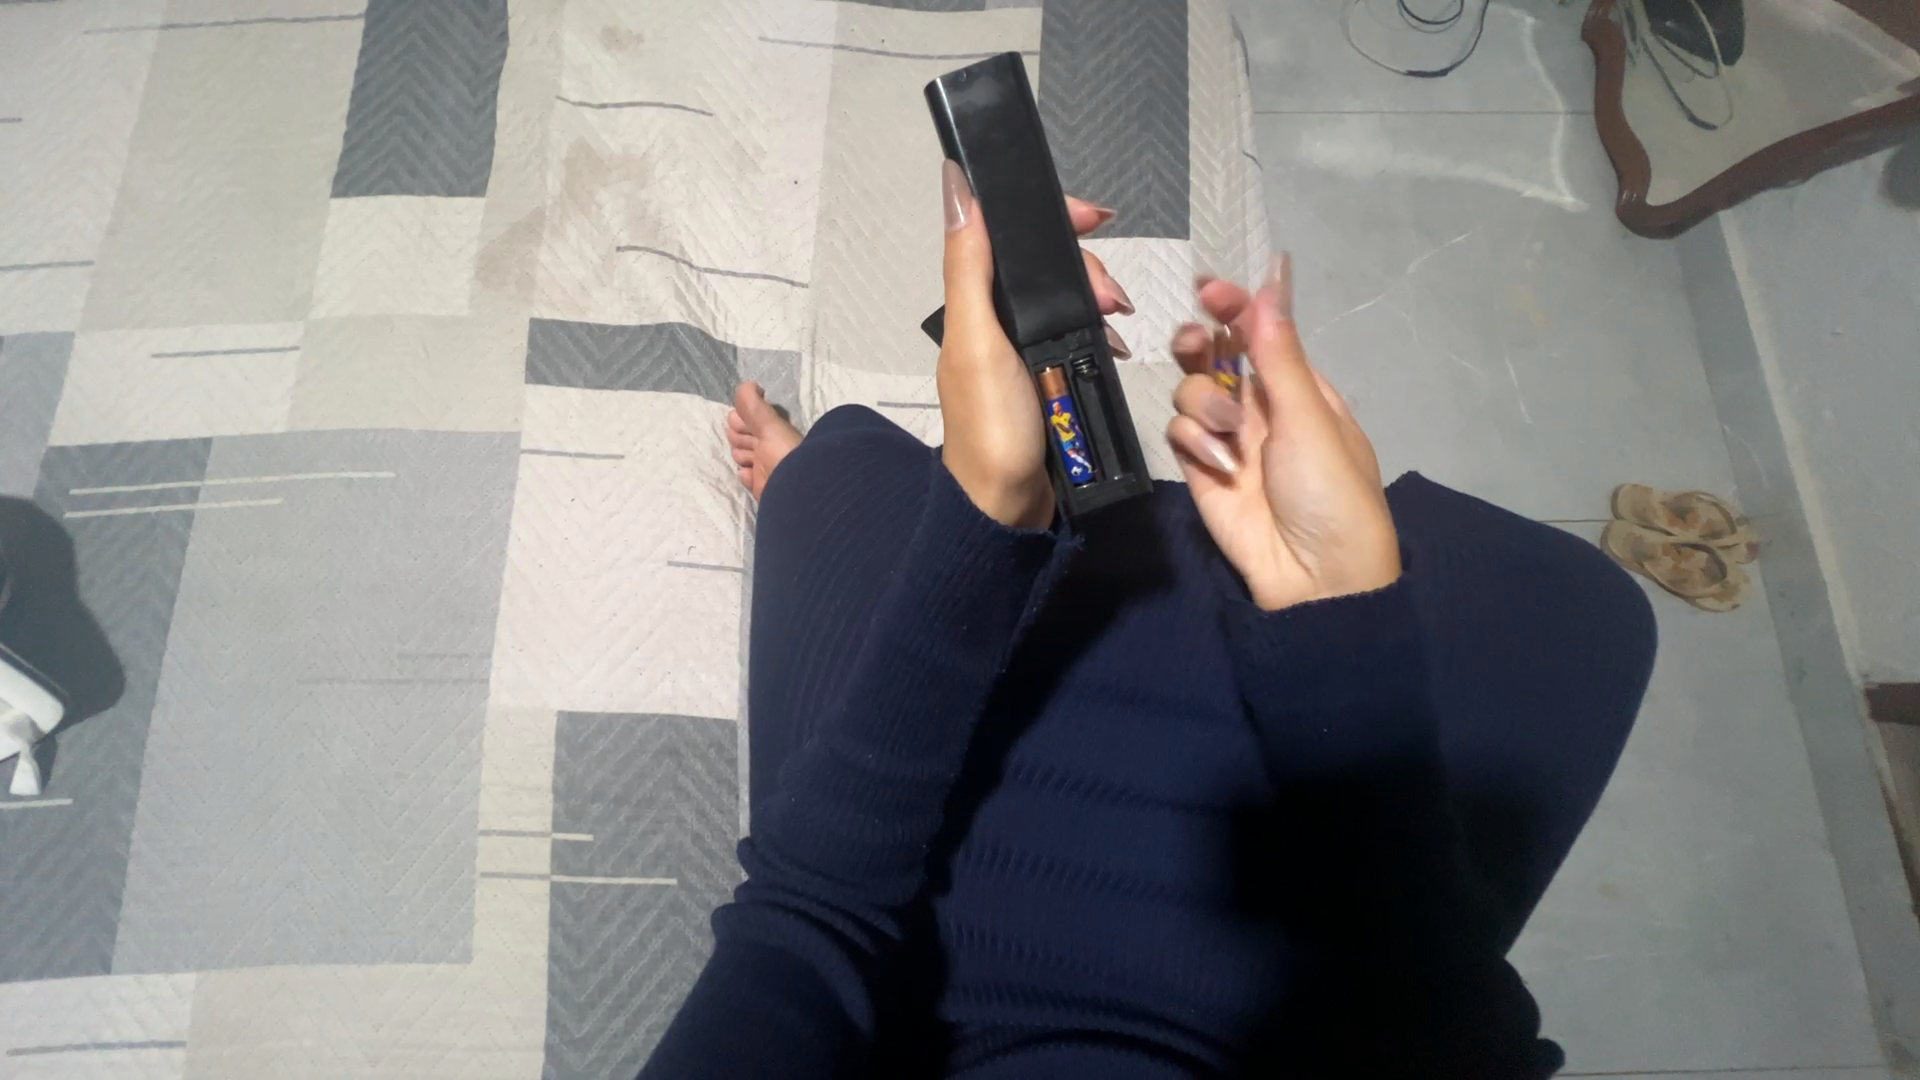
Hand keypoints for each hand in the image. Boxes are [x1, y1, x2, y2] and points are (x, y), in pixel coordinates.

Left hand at [937, 160, 1134, 528]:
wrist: (1008, 503)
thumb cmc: (993, 425)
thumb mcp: (978, 341)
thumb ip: (969, 269)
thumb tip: (956, 187)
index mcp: (973, 307)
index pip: (1005, 237)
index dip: (1047, 217)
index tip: (1093, 217)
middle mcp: (995, 323)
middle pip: (1044, 269)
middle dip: (1086, 268)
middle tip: (1114, 296)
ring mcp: (1021, 351)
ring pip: (1066, 300)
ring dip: (1098, 299)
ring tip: (1117, 322)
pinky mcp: (1045, 377)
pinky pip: (1076, 337)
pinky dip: (1098, 333)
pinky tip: (1112, 346)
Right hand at [1166, 256, 1401, 609]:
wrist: (1312, 573)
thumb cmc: (1330, 490)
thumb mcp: (1309, 418)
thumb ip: (1279, 355)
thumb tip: (1269, 282)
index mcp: (1298, 387)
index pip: (1258, 333)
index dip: (1233, 308)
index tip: (1209, 292)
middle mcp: (1257, 405)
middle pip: (1212, 355)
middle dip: (1198, 344)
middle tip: (1194, 344)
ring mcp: (1224, 437)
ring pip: (1189, 391)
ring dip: (1203, 403)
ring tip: (1230, 437)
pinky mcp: (1198, 468)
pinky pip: (1178, 432)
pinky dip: (1194, 442)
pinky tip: (1220, 467)